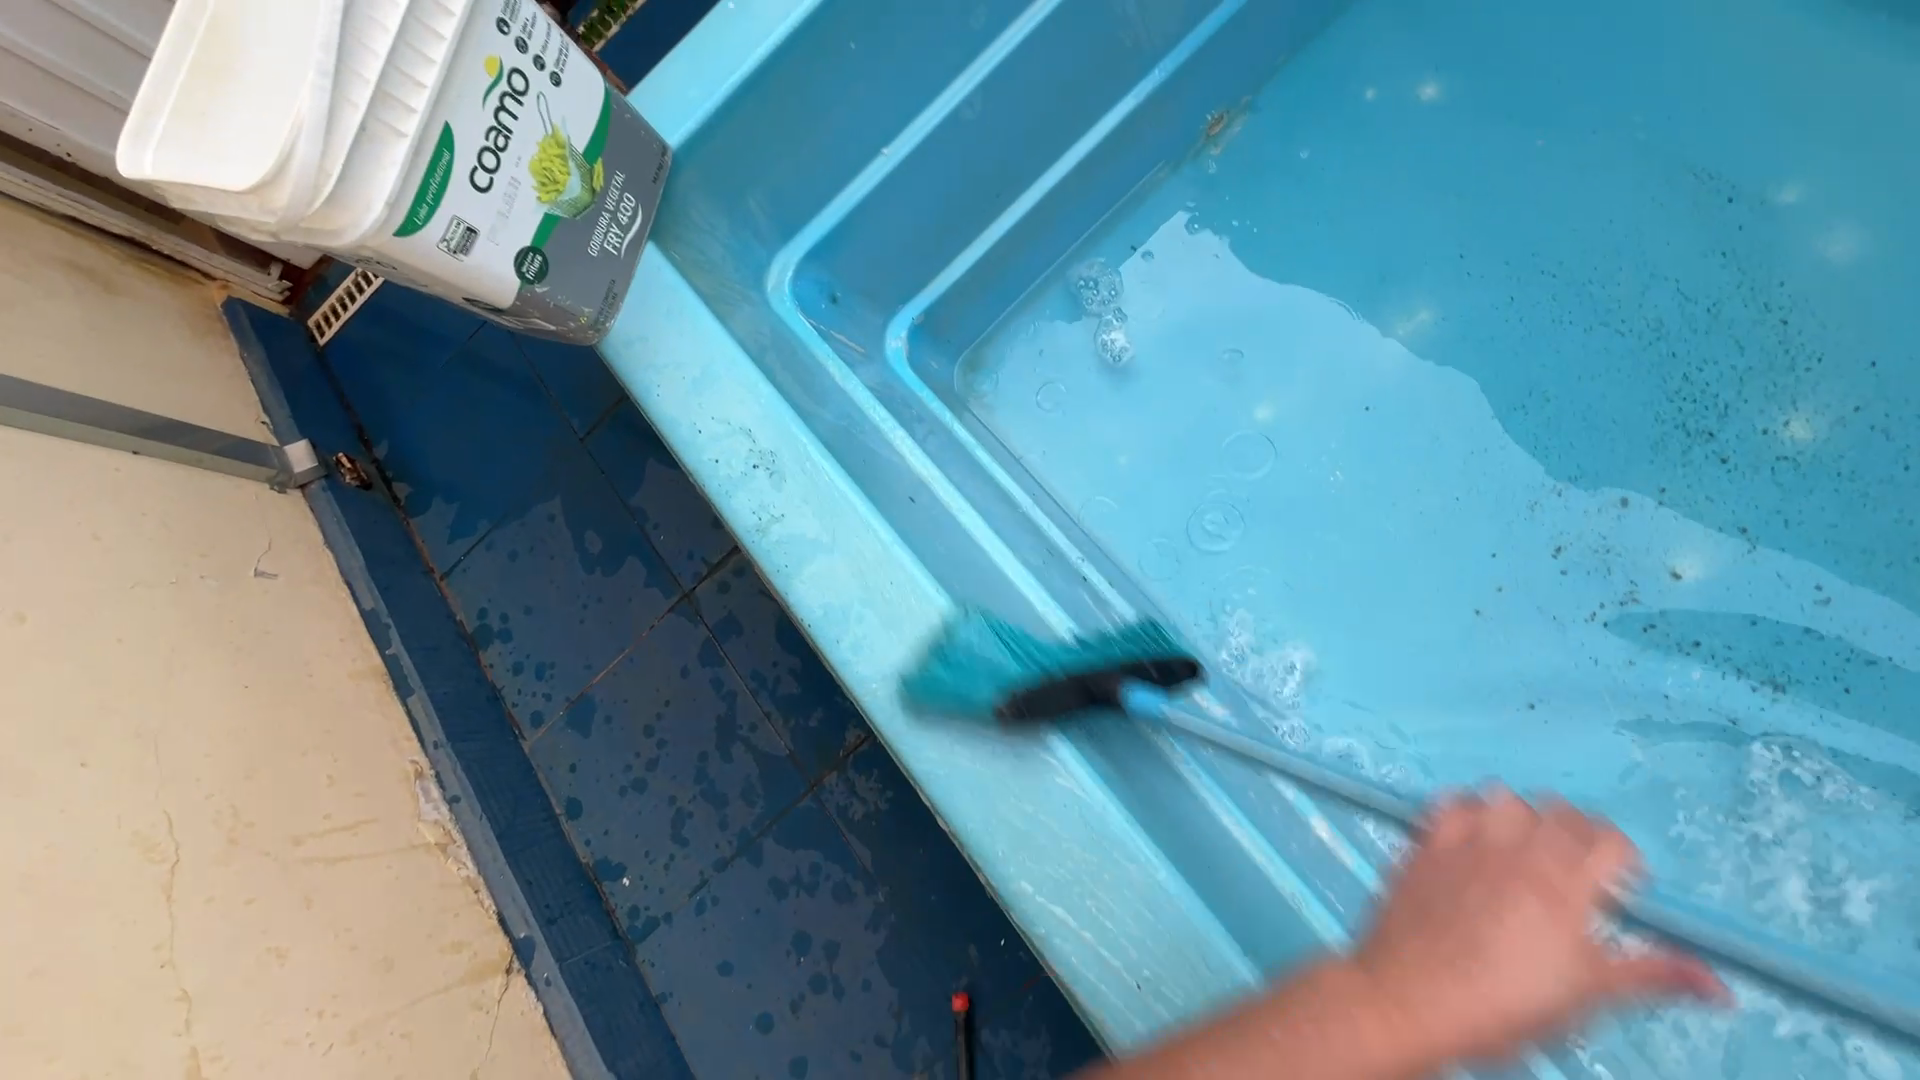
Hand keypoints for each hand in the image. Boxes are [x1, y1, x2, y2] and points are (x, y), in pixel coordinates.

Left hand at [1352, 787, 1728, 1068]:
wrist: (1410, 997)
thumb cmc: (1503, 1005)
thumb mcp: (1586, 995)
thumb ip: (1650, 974)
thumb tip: (1720, 985)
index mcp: (1565, 887)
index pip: (1609, 839)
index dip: (1621, 857)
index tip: (1616, 884)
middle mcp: (1516, 852)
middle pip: (1559, 811)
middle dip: (1575, 833)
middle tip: (1572, 868)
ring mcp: (1464, 842)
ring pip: (1503, 797)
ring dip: (1519, 815)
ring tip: (1521, 849)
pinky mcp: (1423, 842)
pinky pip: (1450, 802)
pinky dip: (1466, 810)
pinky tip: (1471, 837)